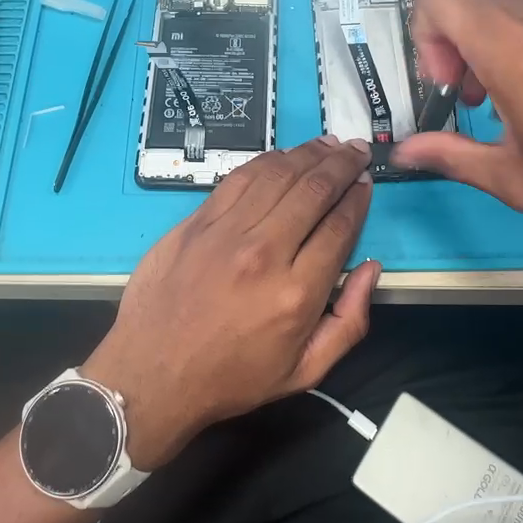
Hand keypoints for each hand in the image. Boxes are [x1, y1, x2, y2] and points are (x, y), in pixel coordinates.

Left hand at [81, 137, 380, 469]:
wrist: (152, 375)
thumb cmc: (232, 377)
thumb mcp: (305, 371)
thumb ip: (349, 321)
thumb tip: (370, 267)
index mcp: (296, 293)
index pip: (339, 226)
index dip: (357, 198)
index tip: (365, 183)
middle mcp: (264, 253)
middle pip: (312, 190)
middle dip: (341, 165)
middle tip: (356, 151)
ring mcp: (225, 233)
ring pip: (277, 175)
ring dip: (307, 154)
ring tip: (327, 144)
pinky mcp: (196, 223)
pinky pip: (238, 179)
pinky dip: (266, 162)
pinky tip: (283, 156)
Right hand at [389, 0, 522, 274]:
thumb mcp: (519, 181)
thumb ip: (451, 157)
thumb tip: (405, 151)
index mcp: (515, 50)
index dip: (422, 31)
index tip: (443, 84)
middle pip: (470, 3)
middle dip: (452, 47)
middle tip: (468, 103)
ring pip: (506, 9)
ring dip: (487, 47)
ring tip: (506, 105)